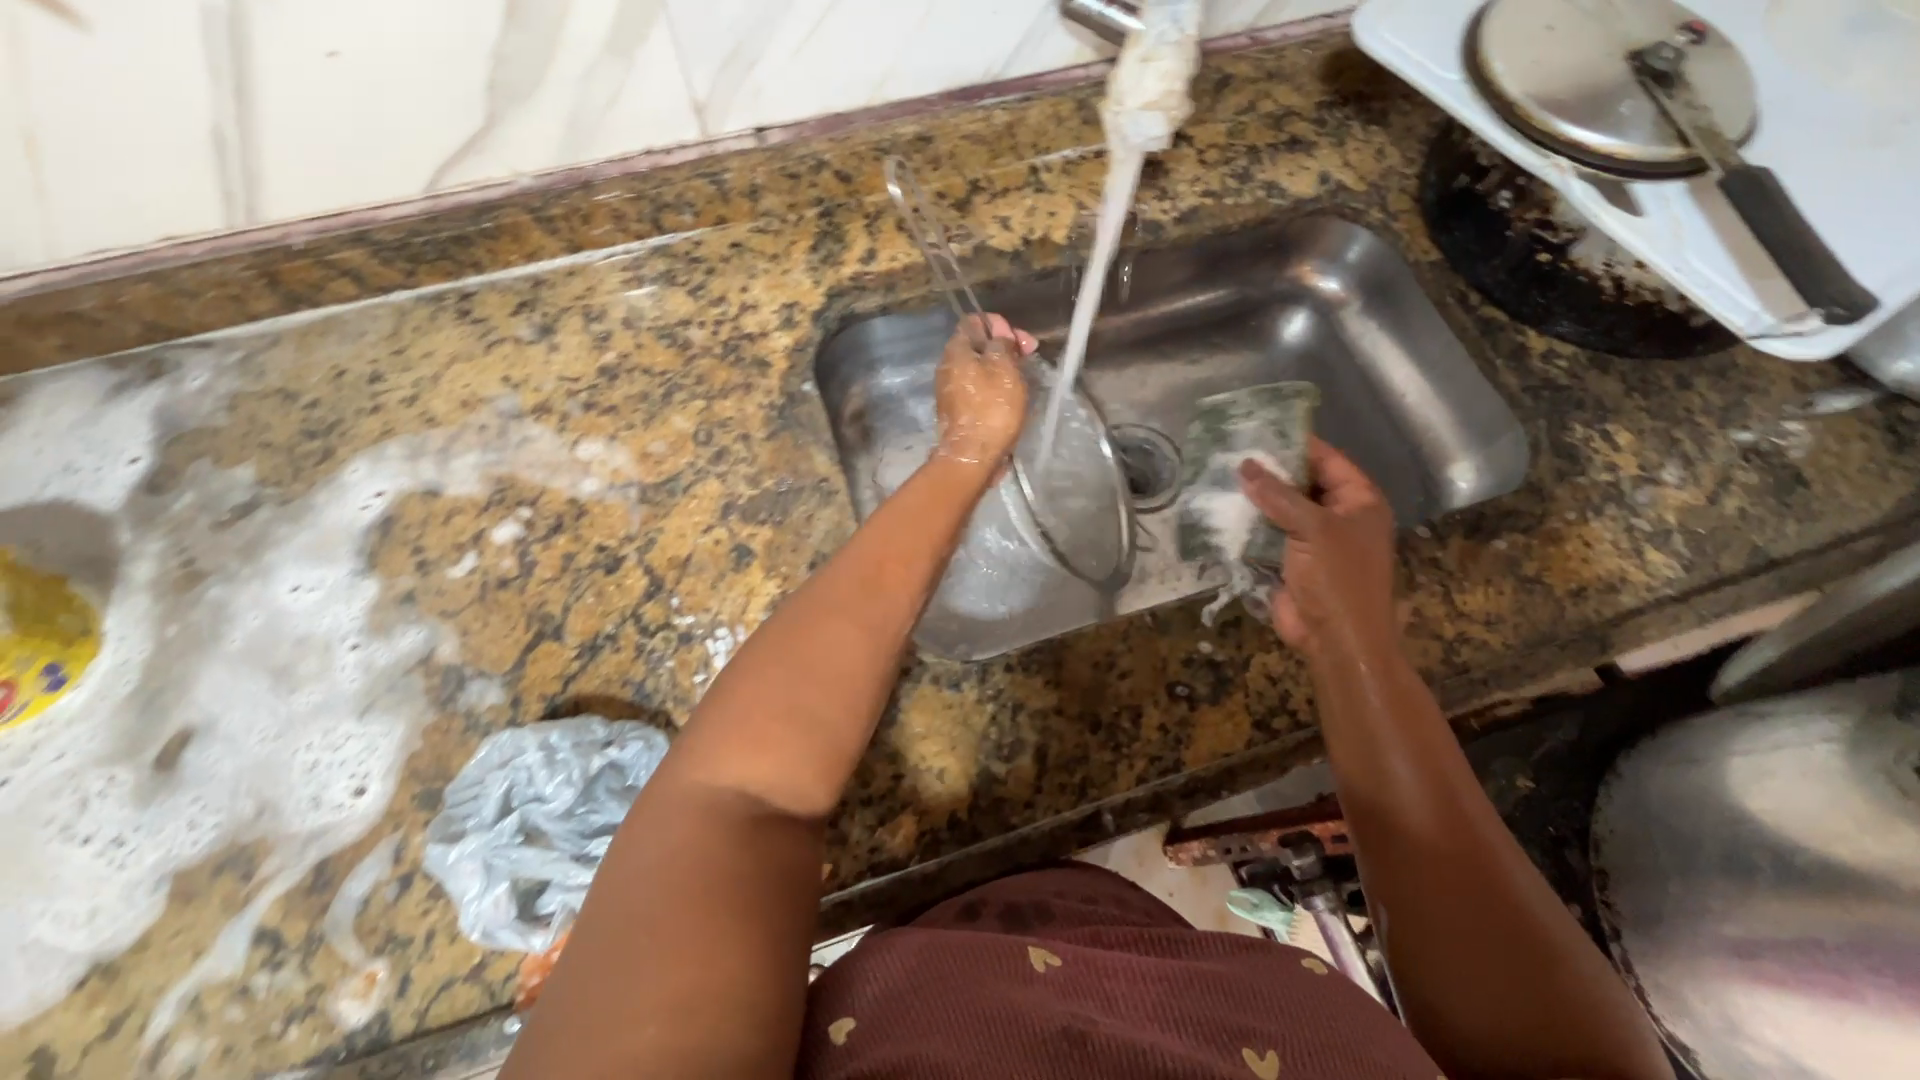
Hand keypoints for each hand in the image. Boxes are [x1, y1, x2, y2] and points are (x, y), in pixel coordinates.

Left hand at [934, 314, 1035, 468]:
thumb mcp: (1004, 368)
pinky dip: (993, 386)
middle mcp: (947, 366)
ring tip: (1021, 377)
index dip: (999, 325)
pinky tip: (1009, 395)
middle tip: (1027, 358)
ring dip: (1000, 368)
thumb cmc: (992, 408)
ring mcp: (950, 390)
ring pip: (978, 367)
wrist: (973, 455)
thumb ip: (1002, 344)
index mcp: (956, 350)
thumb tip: (999, 338)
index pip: (974, 322)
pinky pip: (977, 387)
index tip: (1020, 341)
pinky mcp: (957, 409)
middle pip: (976, 345)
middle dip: (1003, 347)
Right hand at [1238, 438, 1398, 661]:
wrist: (1337, 639)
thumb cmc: (1338, 577)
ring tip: (1219, 475)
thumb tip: (1244, 465)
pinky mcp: (1291, 562)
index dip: (1297, 444)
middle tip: (1232, 451)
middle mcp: (1339, 517)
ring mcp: (1314, 541)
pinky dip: (1248, 526)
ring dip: (1256, 499)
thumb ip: (1278, 494)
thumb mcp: (1312, 528)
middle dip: (1270, 471)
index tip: (1261, 430)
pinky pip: (1268, 536)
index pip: (1328, 461)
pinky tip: (1221, 510)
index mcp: (1359, 502)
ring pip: (1282, 510)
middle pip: (1302, 483)